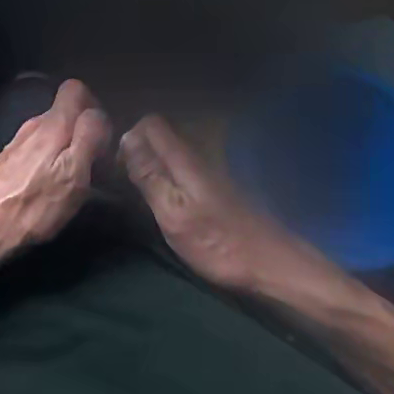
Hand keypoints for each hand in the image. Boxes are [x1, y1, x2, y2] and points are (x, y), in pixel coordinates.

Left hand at [0, 79, 111, 263]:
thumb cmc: (34, 204)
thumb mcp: (73, 174)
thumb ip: (89, 138)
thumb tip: (97, 113)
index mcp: (52, 124)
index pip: (75, 89)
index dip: (95, 106)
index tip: (104, 136)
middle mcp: (32, 125)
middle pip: (65, 112)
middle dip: (84, 132)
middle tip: (96, 165)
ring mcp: (17, 142)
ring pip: (52, 132)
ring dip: (67, 149)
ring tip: (75, 180)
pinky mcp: (8, 160)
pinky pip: (38, 148)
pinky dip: (50, 160)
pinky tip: (49, 186)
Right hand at [119, 115, 338, 296]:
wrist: (275, 269)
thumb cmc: (218, 244)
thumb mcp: (173, 212)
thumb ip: (148, 174)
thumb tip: (126, 137)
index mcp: (184, 159)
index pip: (151, 123)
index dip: (130, 137)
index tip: (118, 165)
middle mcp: (197, 158)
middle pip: (160, 137)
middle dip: (138, 152)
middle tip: (126, 184)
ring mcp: (208, 174)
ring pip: (170, 155)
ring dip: (151, 167)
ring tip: (141, 196)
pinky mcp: (215, 191)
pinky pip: (181, 171)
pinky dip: (167, 180)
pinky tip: (165, 206)